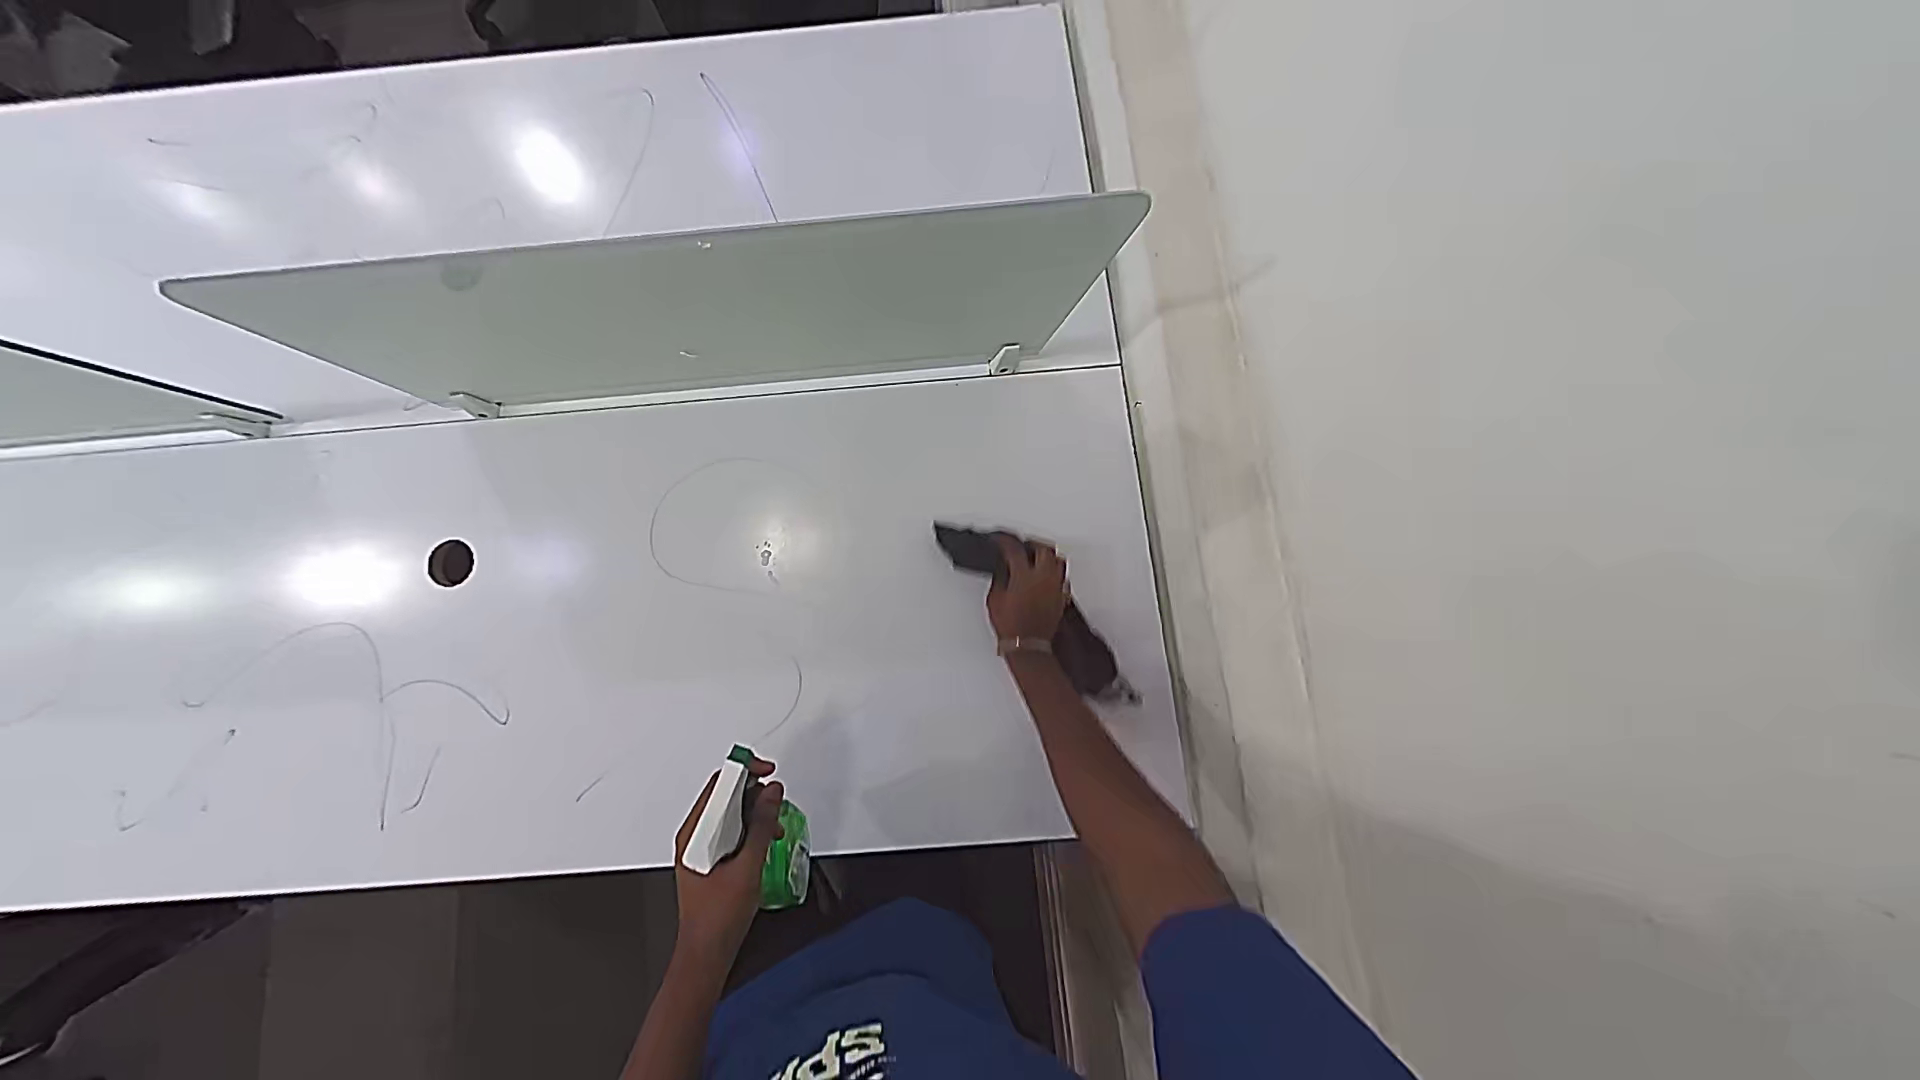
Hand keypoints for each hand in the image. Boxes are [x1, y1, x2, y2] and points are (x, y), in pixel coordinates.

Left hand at [672, 755, 782, 960]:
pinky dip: (751, 827)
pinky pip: (732, 828)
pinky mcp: (711, 856)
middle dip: (754, 793)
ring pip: (731, 811)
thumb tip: (772, 792)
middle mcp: (694, 834)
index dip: (745, 771)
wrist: (707, 954)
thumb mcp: (748, 866)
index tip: (768, 771)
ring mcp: (701, 846)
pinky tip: (766, 841)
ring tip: (773, 828)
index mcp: (695, 833)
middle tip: (776, 803)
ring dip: (756, 812)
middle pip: (725, 795)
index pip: (719, 784)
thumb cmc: (720, 916)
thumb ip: (761, 825)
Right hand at [988, 534, 1068, 641]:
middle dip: (1030, 543)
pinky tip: (1047, 575)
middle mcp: (1043, 578)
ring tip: (1036, 556)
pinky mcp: (1062, 597)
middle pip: (1042, 548)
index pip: (1015, 549)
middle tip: (1021, 546)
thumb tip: (1002, 568)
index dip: (1005, 542)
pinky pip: (1062, 577)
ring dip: (1046, 555)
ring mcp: (1055, 587)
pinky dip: (1054, 572)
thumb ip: (1000, 578)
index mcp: (1024, 576)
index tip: (1000, 542)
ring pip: (1057, 560)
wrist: (1028, 646)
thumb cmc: (1012, 627)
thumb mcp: (995, 599)